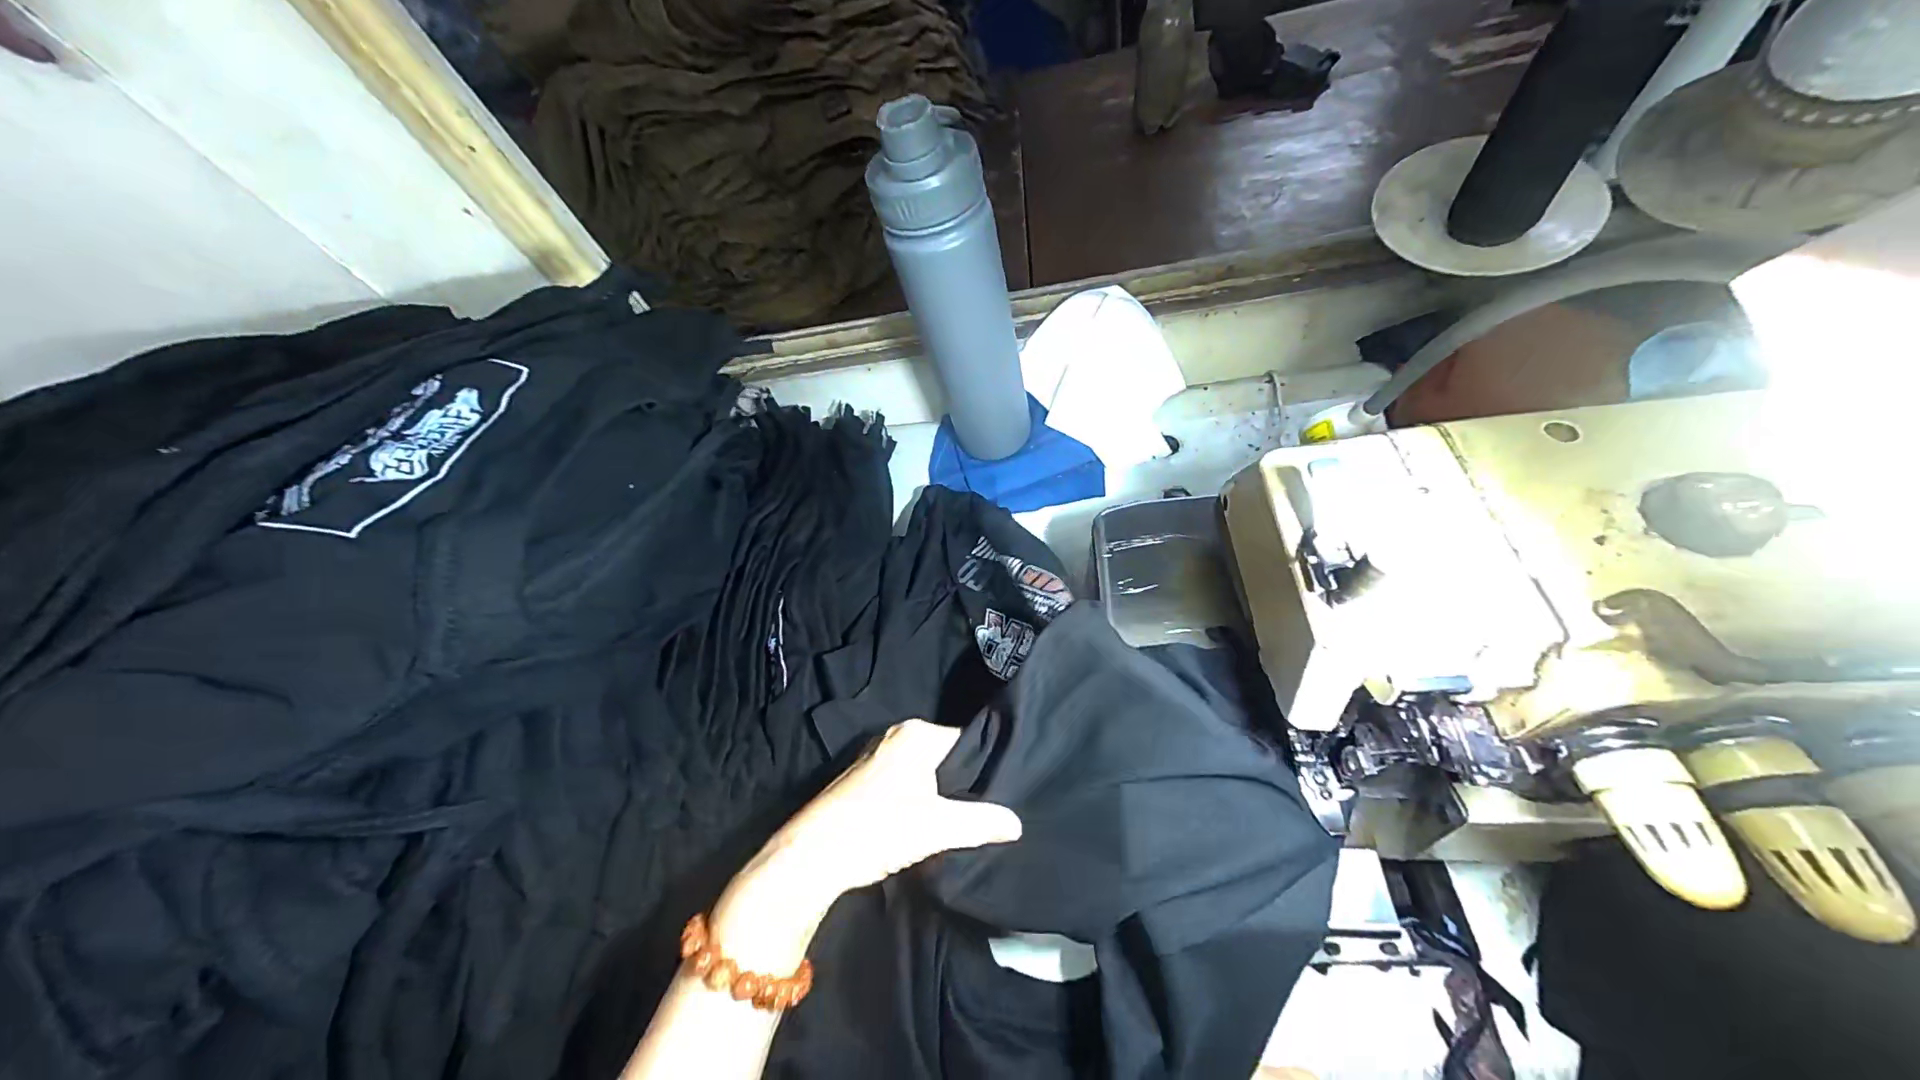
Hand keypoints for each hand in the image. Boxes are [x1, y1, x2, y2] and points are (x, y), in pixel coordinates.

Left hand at [709, 720, 1021, 972]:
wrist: (812, 856)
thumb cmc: (877, 830)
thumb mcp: (937, 828)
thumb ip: (981, 823)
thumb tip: (1016, 824)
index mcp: (917, 734)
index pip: (968, 741)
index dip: (986, 767)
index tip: (1005, 791)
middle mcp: (896, 736)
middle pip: (946, 756)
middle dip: (964, 782)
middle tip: (987, 808)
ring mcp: (876, 756)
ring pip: (924, 771)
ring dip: (939, 793)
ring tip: (960, 818)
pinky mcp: (862, 779)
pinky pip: (905, 781)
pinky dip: (918, 798)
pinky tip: (925, 823)